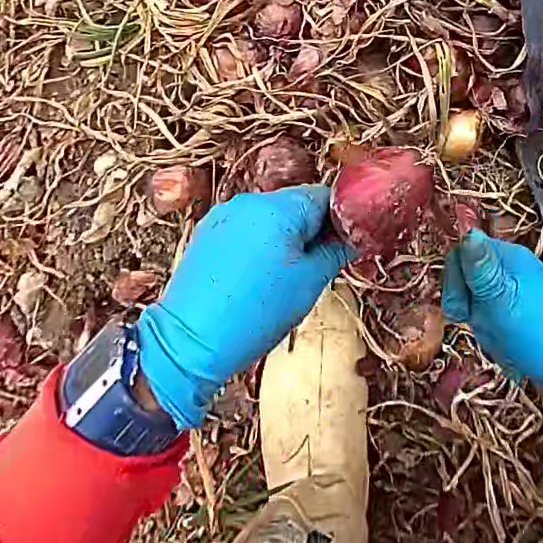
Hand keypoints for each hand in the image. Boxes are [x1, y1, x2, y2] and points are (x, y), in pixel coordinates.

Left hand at [136, 185, 352, 428]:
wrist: (187, 345)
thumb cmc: (254, 313)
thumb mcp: (310, 282)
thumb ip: (337, 250)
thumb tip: (355, 235)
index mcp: (279, 208)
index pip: (326, 197)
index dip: (340, 221)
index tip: (341, 247)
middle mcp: (250, 201)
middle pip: (299, 203)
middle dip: (311, 230)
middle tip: (314, 267)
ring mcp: (225, 215)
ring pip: (273, 215)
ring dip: (286, 236)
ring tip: (281, 276)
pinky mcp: (208, 232)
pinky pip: (248, 226)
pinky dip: (260, 243)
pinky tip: (257, 275)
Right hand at [441, 229, 542, 433]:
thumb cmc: (542, 337)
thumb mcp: (502, 302)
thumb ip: (481, 269)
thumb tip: (466, 232)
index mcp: (510, 257)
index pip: (461, 253)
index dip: (454, 282)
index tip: (461, 310)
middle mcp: (514, 268)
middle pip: (467, 278)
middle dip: (467, 306)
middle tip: (483, 325)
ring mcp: (519, 290)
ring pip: (478, 301)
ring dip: (481, 324)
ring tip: (500, 338)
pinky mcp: (523, 312)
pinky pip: (493, 318)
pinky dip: (494, 334)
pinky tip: (508, 347)